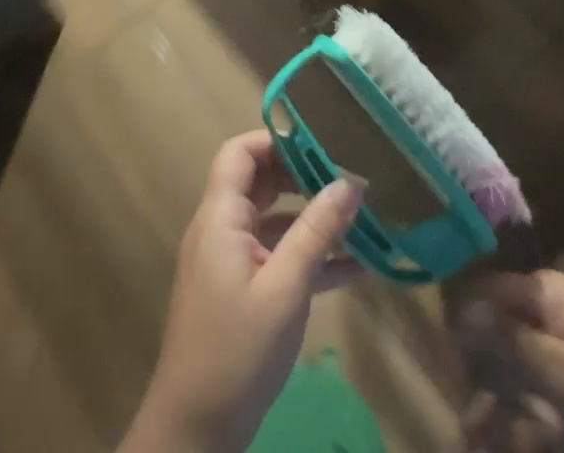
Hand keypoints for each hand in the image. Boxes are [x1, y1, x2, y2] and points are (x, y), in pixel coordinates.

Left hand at [122, 131, 363, 452]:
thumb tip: (351, 181)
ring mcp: (233, 262)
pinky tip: (359, 265)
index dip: (277, 139)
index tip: (325, 141)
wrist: (197, 426)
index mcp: (220, 218)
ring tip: (366, 215)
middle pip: (261, 182)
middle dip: (305, 175)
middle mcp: (222, 230)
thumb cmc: (237, 349)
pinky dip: (313, 256)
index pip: (239, 154)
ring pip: (276, 221)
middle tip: (352, 173)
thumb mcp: (285, 288)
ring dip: (316, 218)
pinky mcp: (245, 291)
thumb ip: (317, 232)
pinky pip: (280, 258)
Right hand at [458, 270, 563, 451]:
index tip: (448, 363)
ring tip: (480, 442)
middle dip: (475, 381)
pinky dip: (509, 425)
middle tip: (471, 421)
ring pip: (501, 377)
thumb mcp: (563, 371)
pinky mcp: (560, 394)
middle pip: (488, 338)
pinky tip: (494, 444)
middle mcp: (544, 317)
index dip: (463, 324)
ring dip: (490, 412)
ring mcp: (552, 357)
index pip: (484, 293)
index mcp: (546, 294)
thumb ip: (509, 342)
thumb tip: (459, 311)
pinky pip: (520, 404)